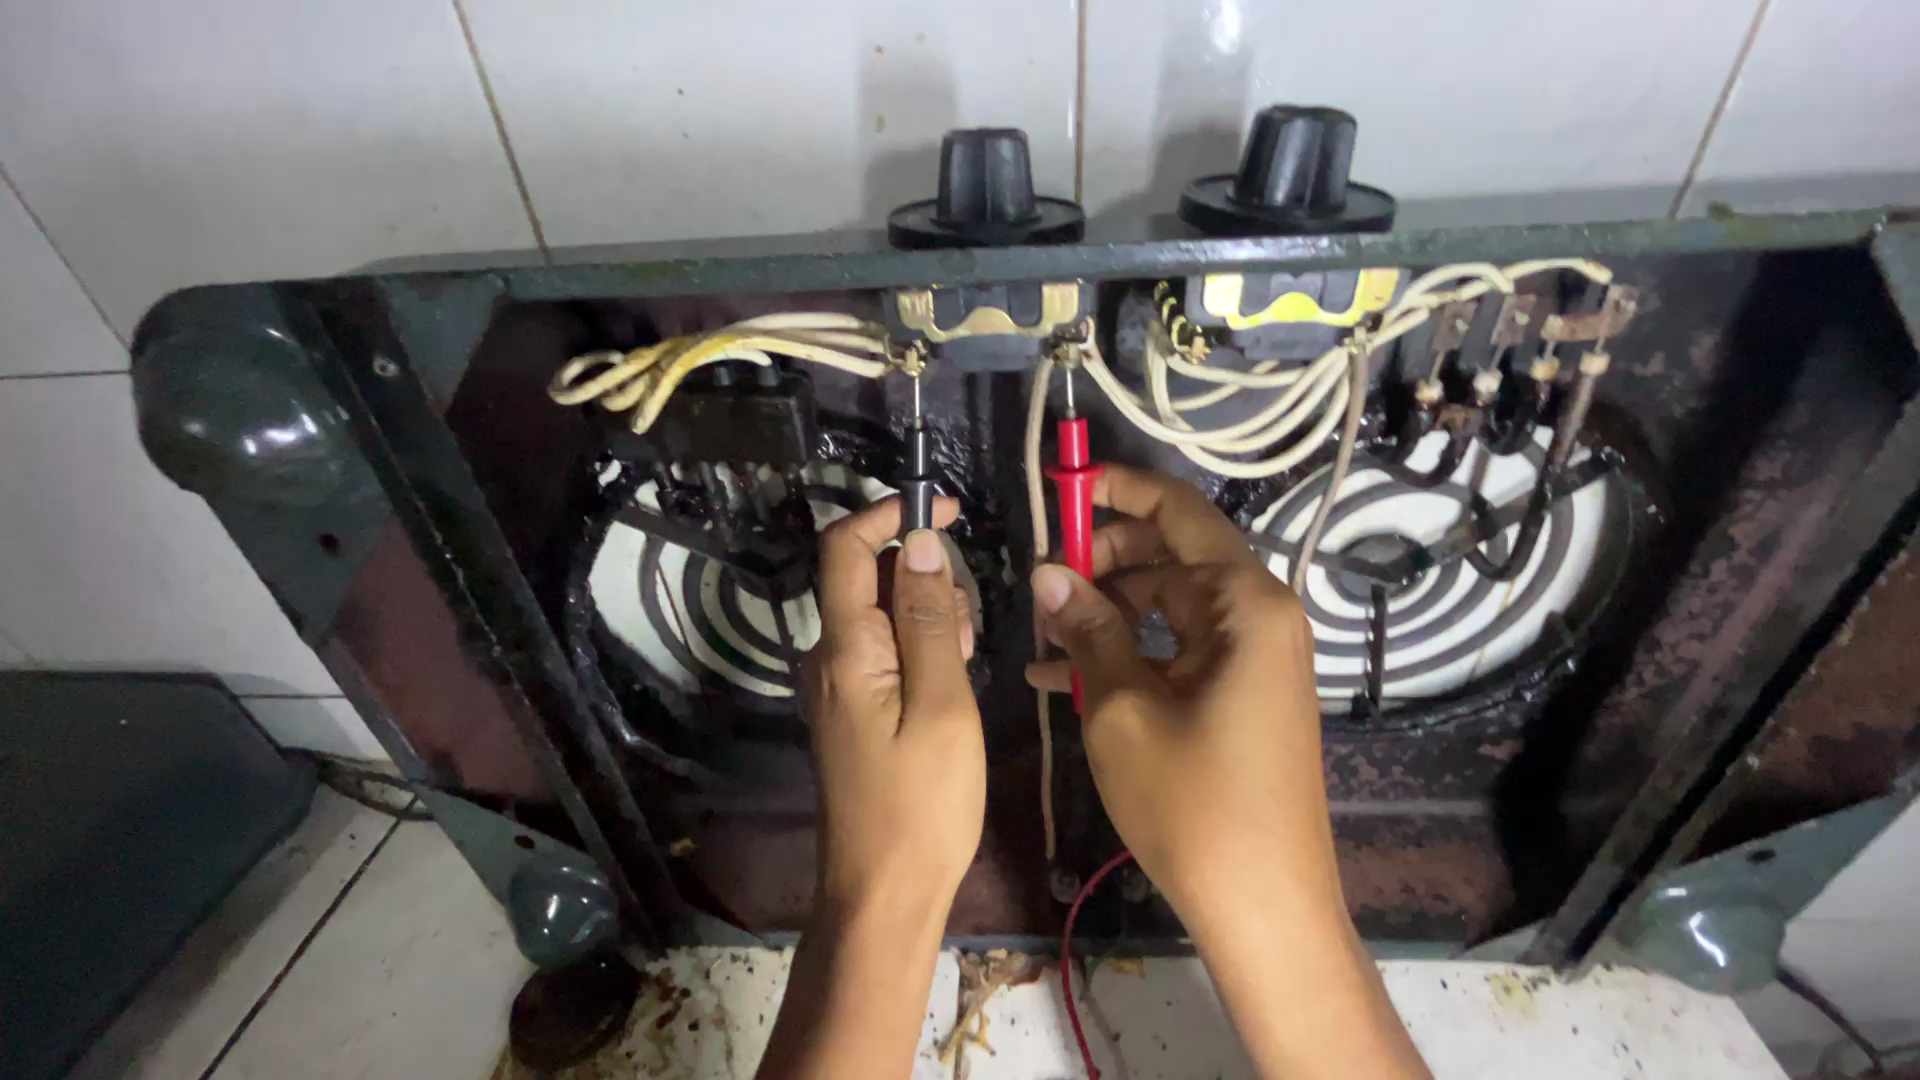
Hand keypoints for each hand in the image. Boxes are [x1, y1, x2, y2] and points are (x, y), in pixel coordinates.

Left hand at [762, 497, 981, 1079]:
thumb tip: (919, 541)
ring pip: (882, 614)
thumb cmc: (922, 802)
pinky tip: (950, 682)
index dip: (888, 515)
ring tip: (962, 660)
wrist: (884, 893)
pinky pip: (885, 651)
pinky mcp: (855, 709)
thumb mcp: (940, 704)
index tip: (943, 509)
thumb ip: (926, 619)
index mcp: (845, 648)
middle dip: (921, 575)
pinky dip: (920, 647)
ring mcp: (840, 685)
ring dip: (926, 614)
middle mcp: (830, 657)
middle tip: (965, 624)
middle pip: (867, 577)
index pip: (844, 548)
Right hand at [1024, 465, 1337, 920]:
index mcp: (1245, 603)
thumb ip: (1086, 627)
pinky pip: (1174, 649)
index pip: (1179, 512)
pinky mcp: (1236, 691)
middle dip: (1100, 558)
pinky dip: (1125, 652)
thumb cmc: (1193, 803)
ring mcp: (1249, 656)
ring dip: (1103, 611)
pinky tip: (1060, 675)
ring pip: (1165, 604)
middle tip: (1040, 578)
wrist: (1263, 907)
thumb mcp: (1122, 707)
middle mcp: (1257, 616)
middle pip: (1170, 555)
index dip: (1118, 489)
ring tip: (1040, 634)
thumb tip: (1047, 571)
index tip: (1061, 484)